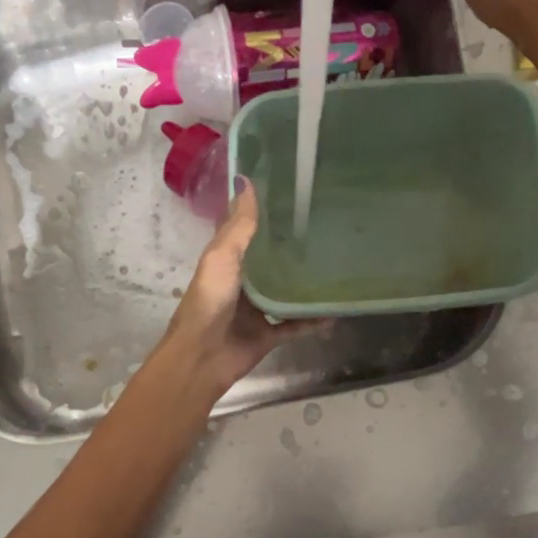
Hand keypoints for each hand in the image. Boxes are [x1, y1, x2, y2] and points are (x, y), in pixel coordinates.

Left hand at [153, 180, 322, 397]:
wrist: (201, 359)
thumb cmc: (208, 303)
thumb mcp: (221, 258)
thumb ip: (239, 226)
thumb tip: (247, 179)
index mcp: (227, 261)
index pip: (247, 231)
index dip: (265, 214)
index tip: (293, 192)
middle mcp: (242, 283)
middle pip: (270, 262)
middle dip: (293, 248)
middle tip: (328, 226)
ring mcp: (256, 311)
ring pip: (285, 293)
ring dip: (305, 283)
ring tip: (337, 265)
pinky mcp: (268, 335)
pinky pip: (295, 325)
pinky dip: (313, 320)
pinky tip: (336, 310)